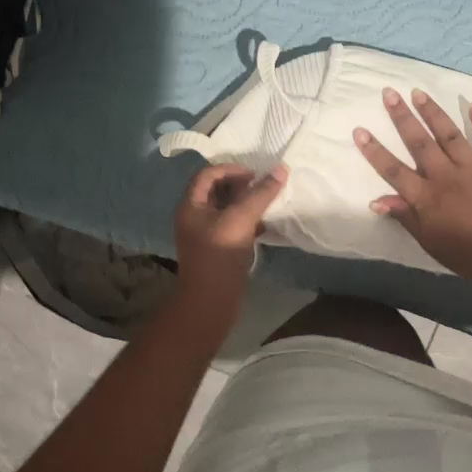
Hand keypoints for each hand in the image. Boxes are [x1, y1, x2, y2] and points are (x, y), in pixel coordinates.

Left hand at [173, 163, 286, 305]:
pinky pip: (231, 226)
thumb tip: (281, 169)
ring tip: (267, 203)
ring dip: (245, 203)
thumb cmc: (220, 255)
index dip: (231, 169)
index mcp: (190, 205)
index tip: (255, 174)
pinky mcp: (215, 249)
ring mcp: (203, 234)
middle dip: (240, 185)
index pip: (208, 174)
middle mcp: (193, 217)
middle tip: (263, 187)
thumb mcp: (242, 219)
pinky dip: (246, 221)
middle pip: (216, 190)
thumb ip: (261, 194)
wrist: (210, 302)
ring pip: (225, 209)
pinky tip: (264, 226)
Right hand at [354, 88, 471, 276]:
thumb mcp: (429, 241)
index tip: (360, 130)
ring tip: (419, 92)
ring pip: (449, 134)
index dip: (375, 151)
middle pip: (419, 142)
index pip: (394, 170)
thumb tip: (376, 200)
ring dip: (433, 112)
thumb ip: (405, 217)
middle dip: (402, 117)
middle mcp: (445, 175)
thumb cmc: (466, 254)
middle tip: (389, 93)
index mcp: (426, 197)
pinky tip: (471, 105)